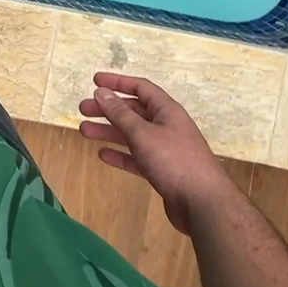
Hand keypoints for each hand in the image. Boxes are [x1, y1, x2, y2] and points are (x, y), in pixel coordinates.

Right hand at [78, 71, 236, 234]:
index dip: (117, 82)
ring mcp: (165, 150)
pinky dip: (121, 155)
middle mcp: (166, 126)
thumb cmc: (174, 161)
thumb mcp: (142, 133)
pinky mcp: (163, 171)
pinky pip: (137, 157)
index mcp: (167, 111)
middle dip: (107, 109)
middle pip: (133, 111)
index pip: (140, 88)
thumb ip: (120, 113)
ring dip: (109, 131)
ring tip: (85, 131)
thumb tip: (101, 92)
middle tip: (83, 109)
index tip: (95, 81)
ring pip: (132, 134)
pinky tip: (104, 155)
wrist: (204, 205)